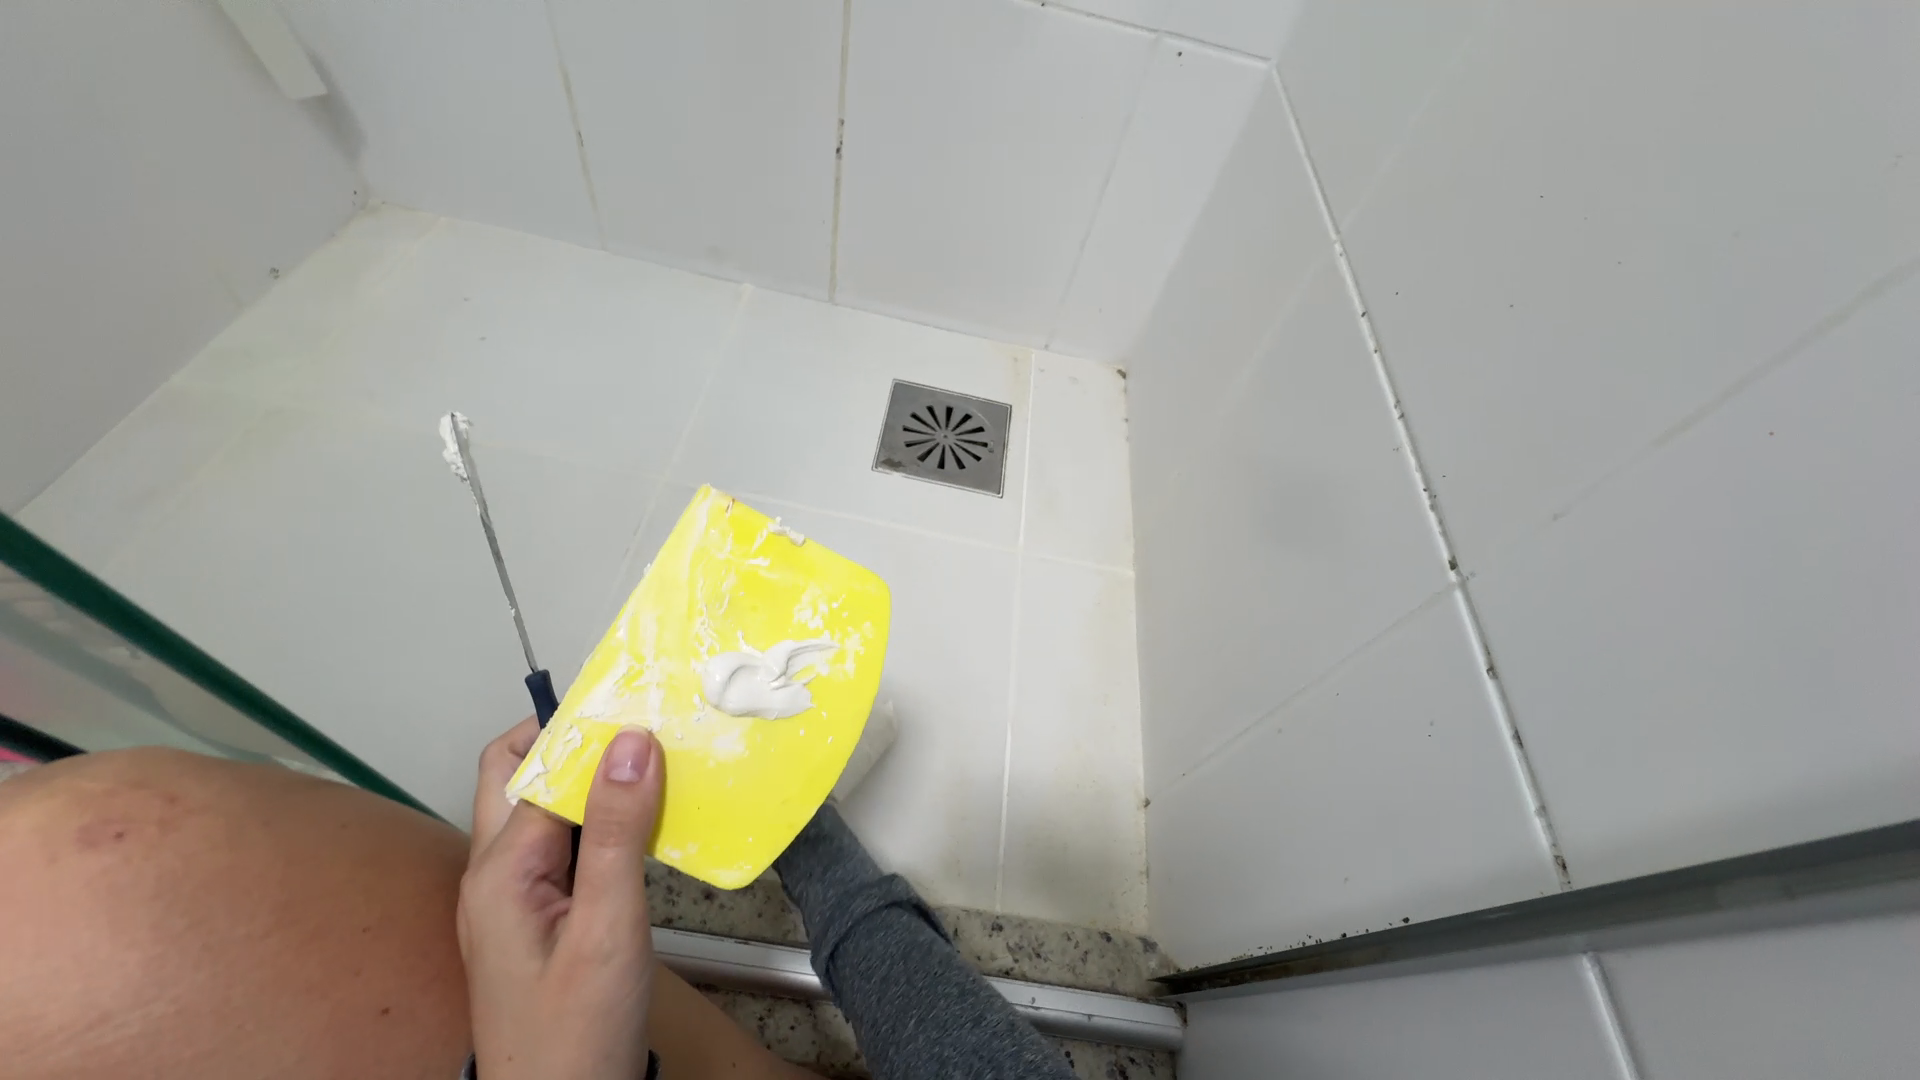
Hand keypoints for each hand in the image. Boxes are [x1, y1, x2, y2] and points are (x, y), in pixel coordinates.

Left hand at [459, 718, 663, 1079]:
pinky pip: (566, 839)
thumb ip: (616, 832)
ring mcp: (516, 892)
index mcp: (499, 870)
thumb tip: (631, 740)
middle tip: (642, 722)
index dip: (585, 731)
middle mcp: (495, 871)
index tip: (642, 701)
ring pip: (546, 805)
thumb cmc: (579, 1029)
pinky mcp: (542, 909)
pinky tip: (647, 815)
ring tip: (654, 756)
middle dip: (575, 739)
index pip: (537, 769)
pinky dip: (603, 814)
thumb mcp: (608, 928)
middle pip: (521, 775)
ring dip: (594, 775)